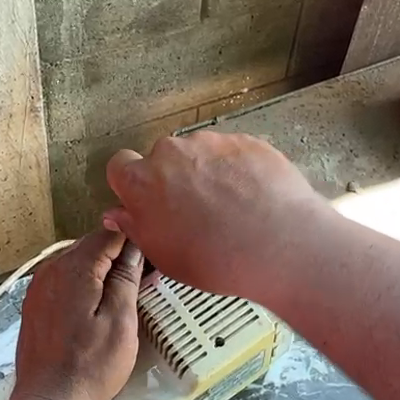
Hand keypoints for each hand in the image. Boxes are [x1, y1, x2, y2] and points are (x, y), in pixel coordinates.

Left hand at [12, 229, 143, 399]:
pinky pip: (63, 281)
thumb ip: (125, 278)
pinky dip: (84, 284)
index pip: (108, 233)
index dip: (133, 239)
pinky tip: (98, 305)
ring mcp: (39, 288)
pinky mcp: (35, 305)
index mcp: (73, 269)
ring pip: (76, 263)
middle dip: (117, 254)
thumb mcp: (121, 322)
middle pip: (90, 246)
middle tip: (144, 273)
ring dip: (101, 270)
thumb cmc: (89, 367)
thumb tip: (132, 248)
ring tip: (125, 290)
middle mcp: (50, 270)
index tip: (152, 251)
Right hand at [103, 131, 331, 299]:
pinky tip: (251, 199)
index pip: (120, 165)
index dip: (132, 183)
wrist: (280, 245)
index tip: (145, 200)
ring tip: (229, 210)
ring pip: (198, 155)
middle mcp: (171, 152)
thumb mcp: (163, 255)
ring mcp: (210, 142)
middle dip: (172, 180)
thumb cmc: (216, 258)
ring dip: (205, 174)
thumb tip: (118, 214)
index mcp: (141, 181)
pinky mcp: (244, 141)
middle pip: (162, 159)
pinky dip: (236, 170)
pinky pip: (231, 153)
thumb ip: (136, 227)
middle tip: (193, 213)